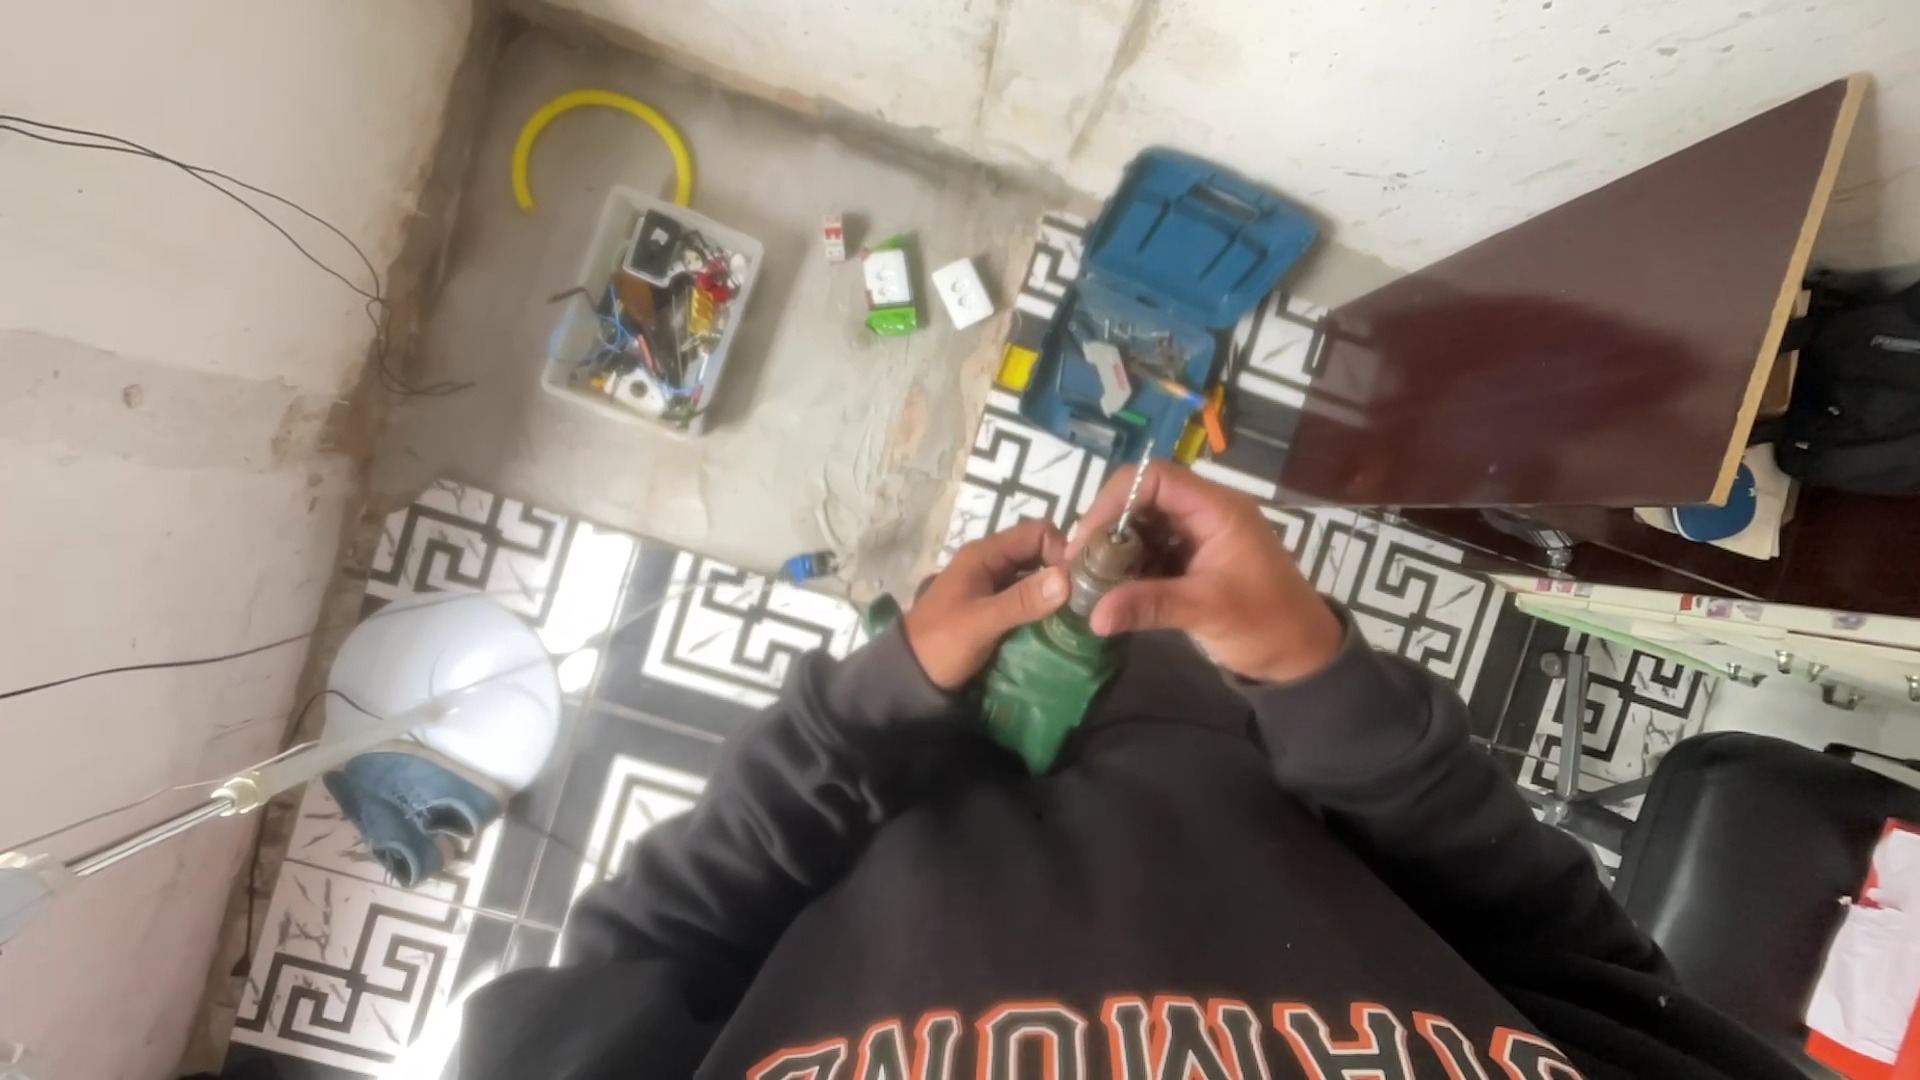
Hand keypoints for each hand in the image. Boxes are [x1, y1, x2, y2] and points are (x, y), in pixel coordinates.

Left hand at [902, 518, 1069, 689]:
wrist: (910, 678)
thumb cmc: (940, 644)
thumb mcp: (981, 622)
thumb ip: (1022, 600)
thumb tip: (1067, 578)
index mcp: (983, 554)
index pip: (1036, 532)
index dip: (1061, 549)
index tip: (1078, 581)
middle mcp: (990, 563)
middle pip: (1039, 553)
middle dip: (1063, 571)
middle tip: (1086, 600)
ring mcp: (992, 586)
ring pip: (1036, 577)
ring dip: (1055, 592)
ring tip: (1079, 614)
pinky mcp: (996, 609)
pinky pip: (1028, 599)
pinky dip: (1044, 608)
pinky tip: (1060, 625)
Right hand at [1069, 463, 1342, 682]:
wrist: (1301, 656)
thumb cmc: (1266, 624)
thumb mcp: (1206, 611)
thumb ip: (1149, 605)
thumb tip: (1094, 615)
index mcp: (1216, 509)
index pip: (1155, 478)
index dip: (1116, 500)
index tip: (1088, 539)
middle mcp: (1203, 512)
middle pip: (1142, 497)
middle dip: (1108, 526)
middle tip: (1080, 562)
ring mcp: (1196, 534)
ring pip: (1141, 524)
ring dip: (1114, 547)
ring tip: (1088, 576)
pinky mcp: (1188, 557)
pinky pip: (1148, 548)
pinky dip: (1127, 564)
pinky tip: (1109, 586)